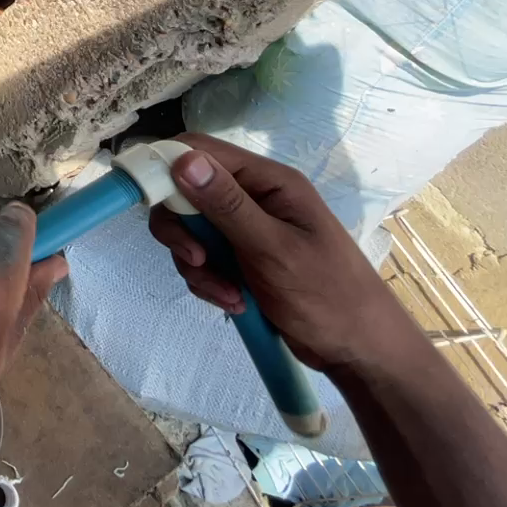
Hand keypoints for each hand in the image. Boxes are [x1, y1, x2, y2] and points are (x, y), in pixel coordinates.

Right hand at [147, 134, 416, 372]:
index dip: (164, 166)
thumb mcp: (274, 250)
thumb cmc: (330, 298)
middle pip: (182, 192)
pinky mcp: (236, 255)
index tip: (145, 198)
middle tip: (195, 259)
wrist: (361, 356)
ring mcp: (242, 227)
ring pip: (186, 229)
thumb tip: (182, 159)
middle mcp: (251, 197)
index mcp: (268, 183)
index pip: (199, 150)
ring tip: (225, 292)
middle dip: (181, 231)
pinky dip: (205, 280)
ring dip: (194, 264)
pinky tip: (231, 300)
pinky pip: (197, 256)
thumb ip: (226, 205)